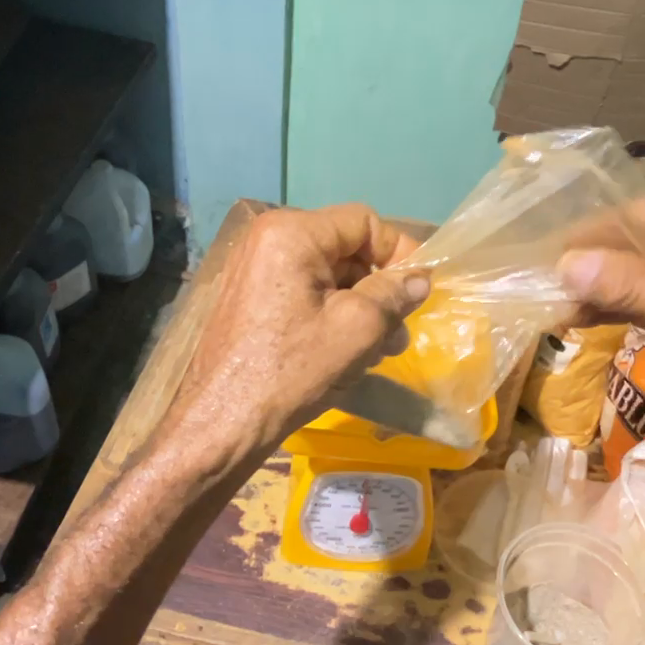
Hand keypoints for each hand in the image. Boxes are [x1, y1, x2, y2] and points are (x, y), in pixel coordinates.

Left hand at [162, 204, 429, 463]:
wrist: (223, 423)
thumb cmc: (292, 370)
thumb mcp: (357, 329)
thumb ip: (394, 295)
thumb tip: (420, 279)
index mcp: (291, 233)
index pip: (363, 222)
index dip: (398, 253)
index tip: (418, 292)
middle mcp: (268, 241)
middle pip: (345, 251)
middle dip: (378, 292)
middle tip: (397, 337)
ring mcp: (255, 272)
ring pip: (328, 279)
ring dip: (359, 312)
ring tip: (375, 355)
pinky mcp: (251, 302)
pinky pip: (305, 298)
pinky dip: (331, 321)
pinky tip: (343, 359)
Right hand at [556, 190, 644, 440]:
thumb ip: (630, 284)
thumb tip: (565, 263)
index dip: (611, 226)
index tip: (564, 244)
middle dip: (599, 259)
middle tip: (552, 273)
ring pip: (637, 272)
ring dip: (597, 287)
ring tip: (556, 301)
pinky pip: (638, 301)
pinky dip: (607, 307)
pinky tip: (574, 315)